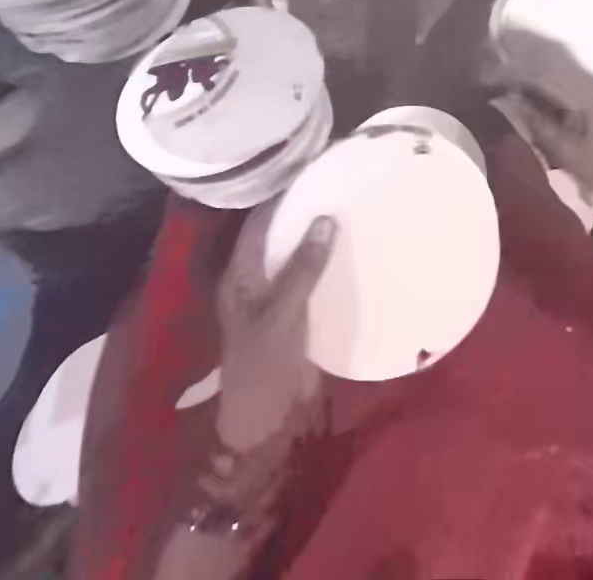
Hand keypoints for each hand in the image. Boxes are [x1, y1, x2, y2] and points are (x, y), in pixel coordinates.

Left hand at [215, 209, 335, 452]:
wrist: (265, 419)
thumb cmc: (263, 362)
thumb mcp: (283, 313)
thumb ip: (303, 267)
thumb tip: (326, 219)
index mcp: (240, 274)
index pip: (258, 224)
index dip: (280, 199)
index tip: (310, 173)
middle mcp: (255, 278)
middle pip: (278, 237)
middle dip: (302, 215)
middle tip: (337, 187)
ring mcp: (276, 296)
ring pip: (296, 257)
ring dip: (316, 238)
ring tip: (349, 208)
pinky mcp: (296, 312)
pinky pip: (311, 279)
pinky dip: (327, 264)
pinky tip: (352, 250)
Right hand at [488, 30, 592, 216]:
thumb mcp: (562, 150)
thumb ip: (534, 120)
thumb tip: (505, 99)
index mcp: (584, 96)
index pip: (540, 75)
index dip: (510, 75)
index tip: (487, 80)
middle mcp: (591, 82)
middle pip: (547, 63)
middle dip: (515, 66)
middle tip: (490, 74)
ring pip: (554, 65)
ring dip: (526, 68)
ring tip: (501, 75)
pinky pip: (562, 74)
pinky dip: (540, 76)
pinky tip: (523, 83)